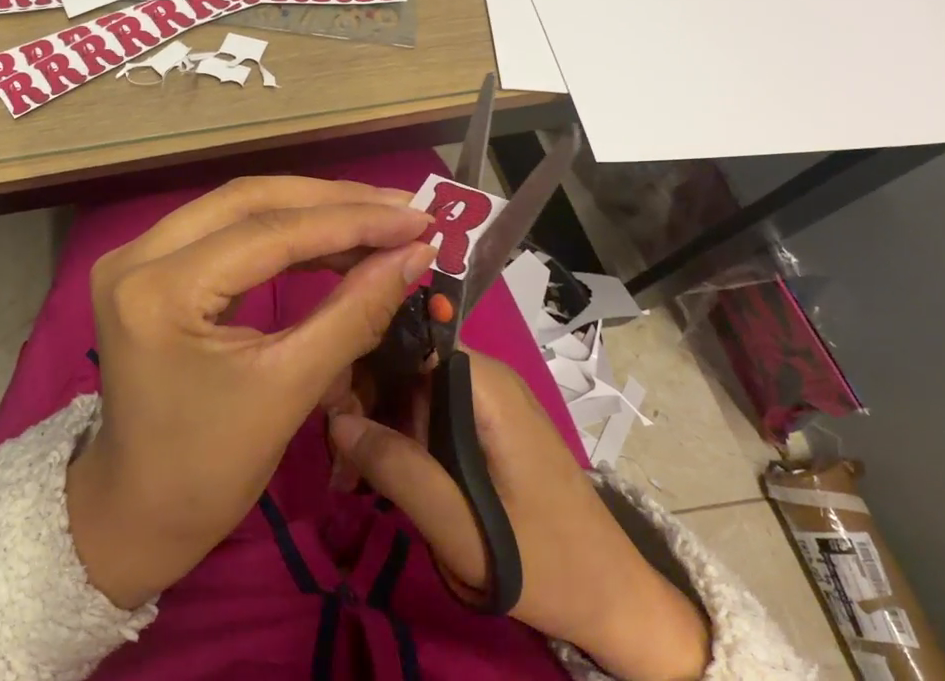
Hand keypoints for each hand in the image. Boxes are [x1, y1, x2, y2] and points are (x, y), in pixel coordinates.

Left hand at [66, 176, 435, 608]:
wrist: (142, 507)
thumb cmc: (210, 466)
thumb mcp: (288, 388)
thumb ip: (353, 313)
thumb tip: (415, 254)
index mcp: (157, 289)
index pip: (266, 232)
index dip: (350, 221)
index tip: (420, 217)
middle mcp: (134, 256)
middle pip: (244, 202)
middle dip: (329, 202)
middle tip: (404, 208)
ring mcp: (133, 259)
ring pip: (232, 211)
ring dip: (306, 213)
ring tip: (378, 220)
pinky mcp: (145, 271)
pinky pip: (218, 235)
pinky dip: (276, 235)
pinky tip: (328, 241)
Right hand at [329, 353, 711, 680]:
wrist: (616, 604)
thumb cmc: (545, 563)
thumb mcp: (460, 526)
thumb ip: (398, 470)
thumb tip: (336, 421)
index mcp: (485, 386)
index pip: (401, 340)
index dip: (357, 366)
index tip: (328, 414)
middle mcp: (486, 379)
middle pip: (400, 364)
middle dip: (360, 404)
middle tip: (336, 461)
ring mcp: (487, 401)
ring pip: (408, 389)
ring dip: (375, 426)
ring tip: (351, 477)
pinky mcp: (485, 426)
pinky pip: (427, 412)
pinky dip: (399, 438)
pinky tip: (380, 476)